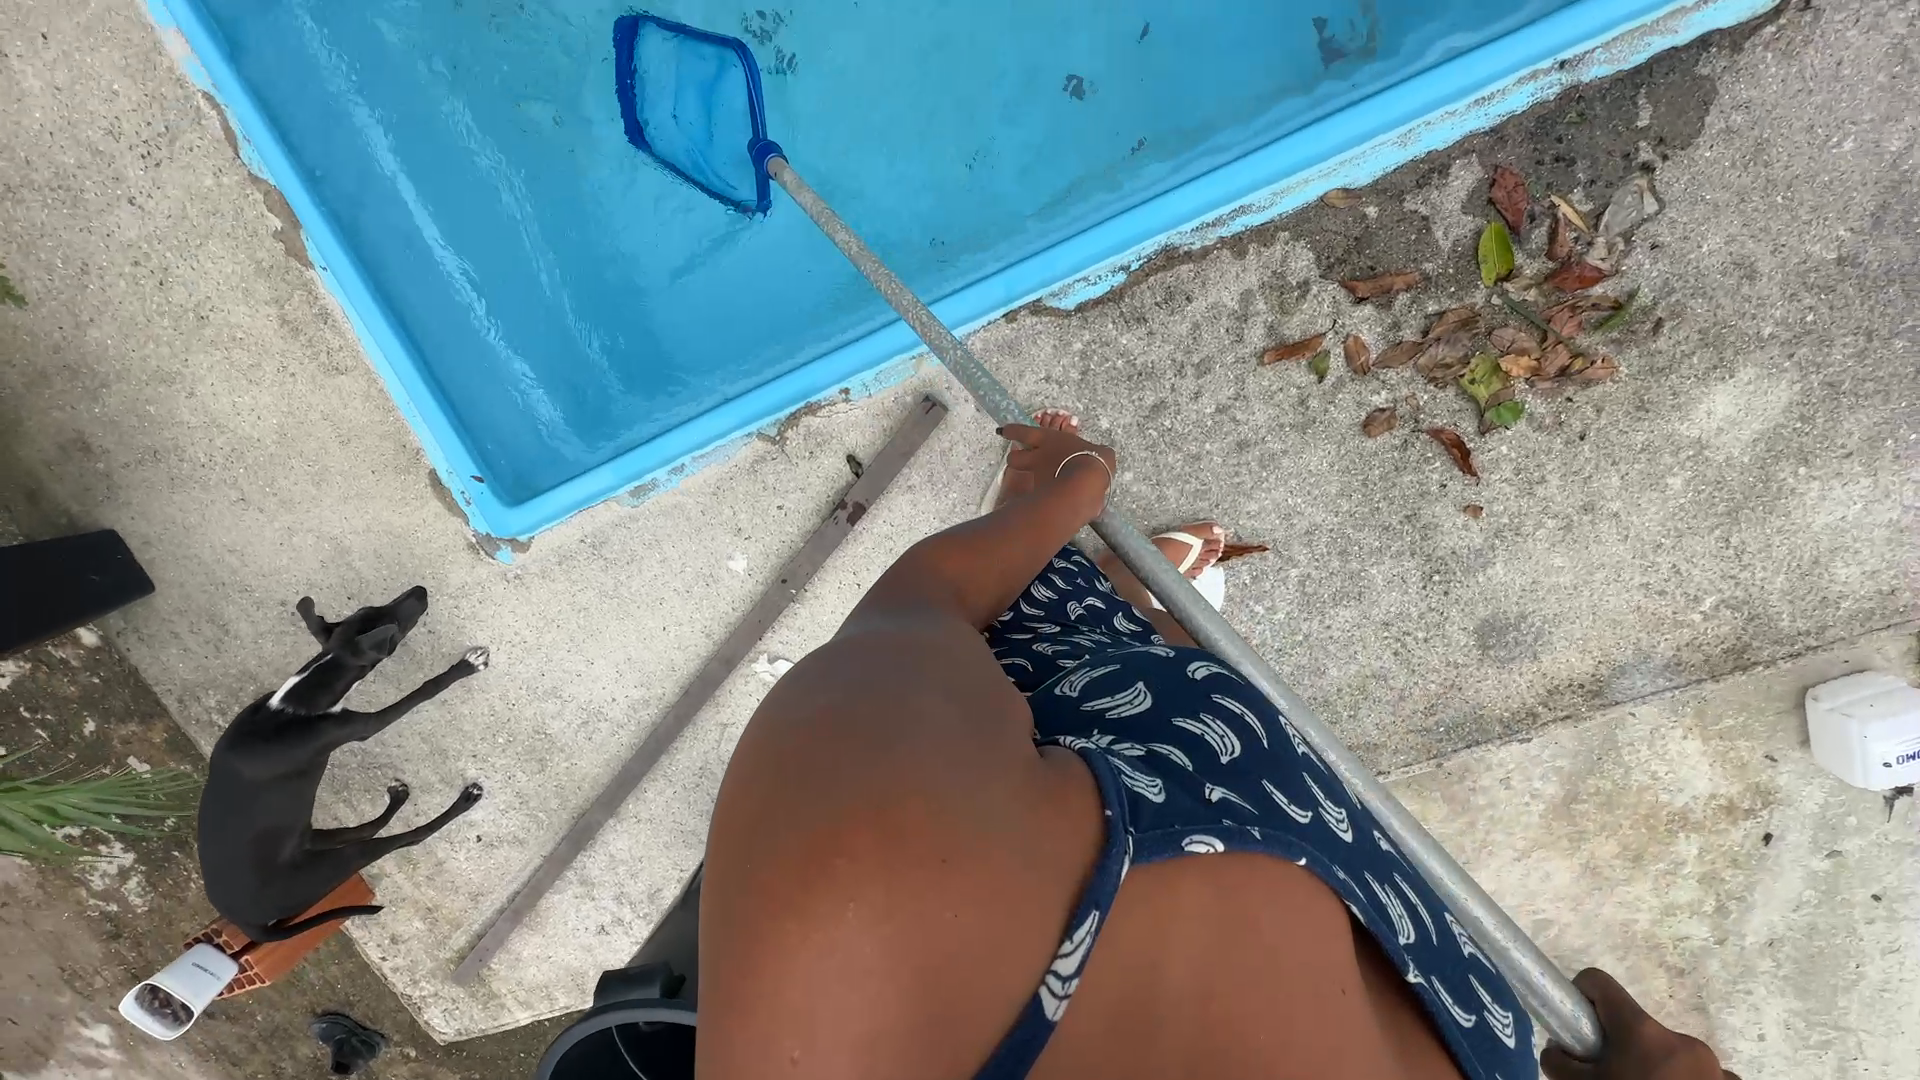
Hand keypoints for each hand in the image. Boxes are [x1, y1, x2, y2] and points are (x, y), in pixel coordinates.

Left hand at [997, 422, 1114, 513]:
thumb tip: (1098, 458)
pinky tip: (1054, 498)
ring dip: (1028, 477)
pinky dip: (1043, 494)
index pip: (1022, 431)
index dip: (1011, 431)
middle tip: (1018, 459)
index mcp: (1048, 439)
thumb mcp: (1099, 452)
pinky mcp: (1039, 494)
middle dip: (1014, 458)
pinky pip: (1037, 492)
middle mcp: (1037, 457)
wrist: (1085, 483)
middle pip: (1013, 457)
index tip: (1004, 431)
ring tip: (1039, 481)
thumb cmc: (1092, 458)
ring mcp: (1036, 476)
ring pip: (1021, 476)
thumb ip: (1093, 453)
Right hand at [1542, 970, 1739, 1079]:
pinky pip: (1704, 1077)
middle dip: (1621, 1047)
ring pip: (1671, 1055)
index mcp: (1642, 1031)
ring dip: (1657, 1070)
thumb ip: (1559, 1059)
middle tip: (1611, 1077)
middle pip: (1636, 1027)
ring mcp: (1719, 1070)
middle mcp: (1684, 1042)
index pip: (1598, 982)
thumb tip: (1563, 1050)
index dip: (1580, 996)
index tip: (1577, 1027)